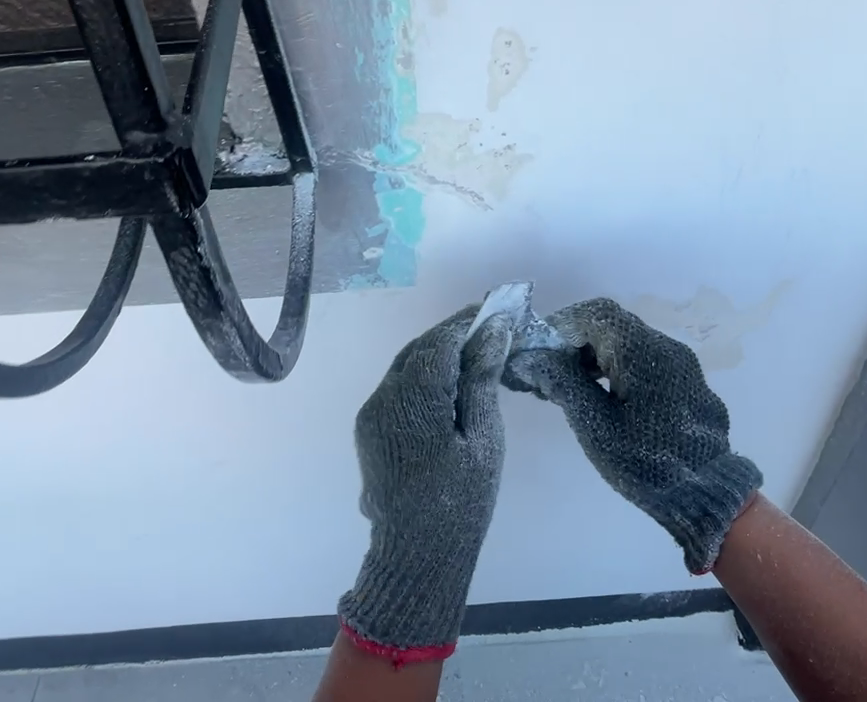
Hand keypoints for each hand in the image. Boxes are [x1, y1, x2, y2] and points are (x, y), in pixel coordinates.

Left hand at [337, 302, 511, 663]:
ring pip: (406, 366)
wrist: (414, 556)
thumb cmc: (460, 502)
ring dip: (438, 354)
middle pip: (420, 350)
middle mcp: (383, 398)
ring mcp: (371, 413)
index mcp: (413, 401)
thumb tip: (491, 330)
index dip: (467, 322)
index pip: (440, 342)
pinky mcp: (369, 427)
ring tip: (474, 351)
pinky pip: (398, 388)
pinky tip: (449, 383)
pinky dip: (424, 377)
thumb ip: (481, 379)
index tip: (497, 310)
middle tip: (489, 327)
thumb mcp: (483, 439)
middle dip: (452, 335)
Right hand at [504, 297, 761, 572]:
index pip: (595, 314)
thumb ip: (561, 382)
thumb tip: (530, 357)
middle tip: (549, 373)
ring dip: (596, 357)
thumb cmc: (647, 462)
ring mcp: (681, 364)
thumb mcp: (595, 425)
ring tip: (572, 389)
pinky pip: (646, 361)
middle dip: (575, 343)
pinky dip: (619, 368)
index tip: (538, 351)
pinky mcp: (688, 383)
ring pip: (629, 343)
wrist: (710, 496)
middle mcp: (665, 346)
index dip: (561, 325)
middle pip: (611, 326)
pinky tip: (606, 399)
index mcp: (642, 350)